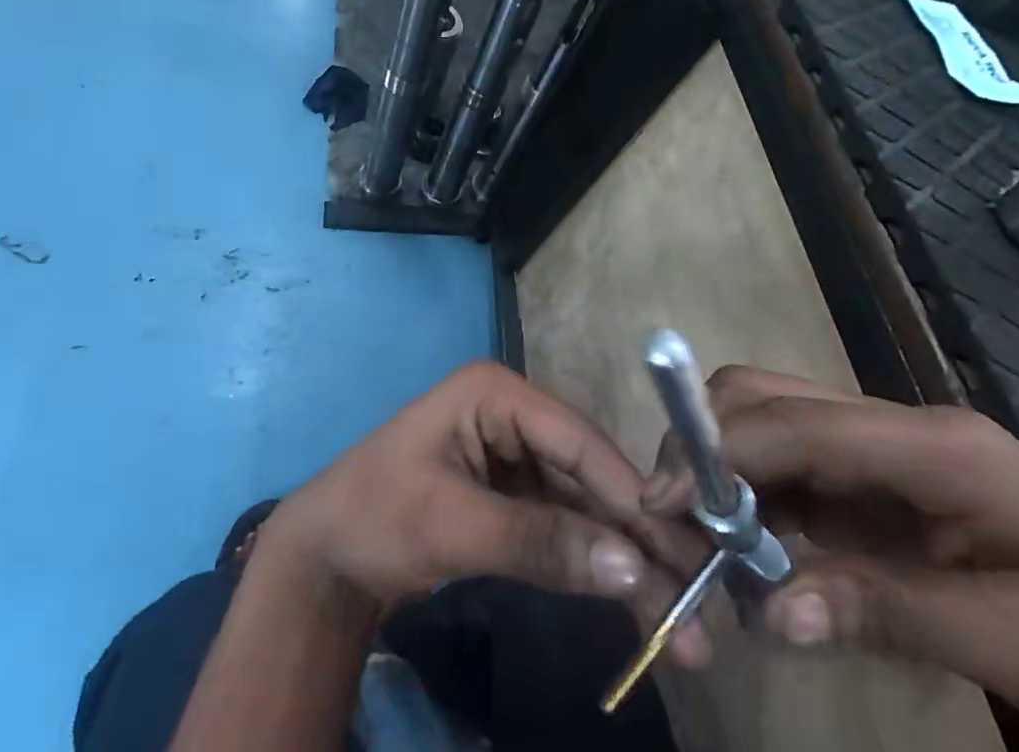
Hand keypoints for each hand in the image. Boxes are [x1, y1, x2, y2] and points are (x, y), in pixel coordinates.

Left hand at [262, 360, 711, 659]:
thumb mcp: (451, 526)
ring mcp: (518, 457)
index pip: (578, 441)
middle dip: (640, 539)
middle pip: (591, 476)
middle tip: (698, 598)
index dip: (631, 495)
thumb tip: (633, 568)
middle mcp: (516, 417)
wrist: (321, 557)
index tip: (684, 549)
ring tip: (681, 623)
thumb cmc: (373, 518)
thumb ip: (540, 542)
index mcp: (497, 395)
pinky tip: (638, 600)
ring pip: (587, 506)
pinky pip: (568, 526)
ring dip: (630, 561)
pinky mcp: (516, 495)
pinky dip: (599, 564)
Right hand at [642, 367, 1018, 746]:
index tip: (664, 502)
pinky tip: (744, 554)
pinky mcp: (874, 485)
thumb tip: (771, 610)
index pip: (802, 422)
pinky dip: (748, 503)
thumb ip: (894, 614)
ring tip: (699, 544)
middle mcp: (897, 430)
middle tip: (675, 519)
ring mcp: (884, 454)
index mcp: (937, 446)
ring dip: (720, 474)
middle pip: (768, 398)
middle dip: (705, 445)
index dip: (722, 450)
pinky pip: (787, 474)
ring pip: (768, 428)